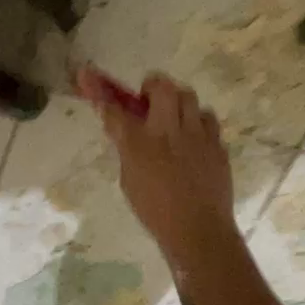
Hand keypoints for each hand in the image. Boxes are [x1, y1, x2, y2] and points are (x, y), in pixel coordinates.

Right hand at [76, 65, 237, 263]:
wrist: (198, 231)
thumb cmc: (155, 212)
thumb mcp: (129, 181)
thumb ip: (128, 150)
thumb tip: (129, 132)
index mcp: (139, 144)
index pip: (114, 109)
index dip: (98, 90)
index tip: (86, 73)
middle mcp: (168, 131)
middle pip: (162, 86)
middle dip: (152, 87)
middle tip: (147, 101)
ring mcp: (197, 135)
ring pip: (189, 97)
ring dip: (177, 103)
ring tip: (172, 120)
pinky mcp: (217, 144)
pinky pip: (206, 119)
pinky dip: (196, 122)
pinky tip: (192, 139)